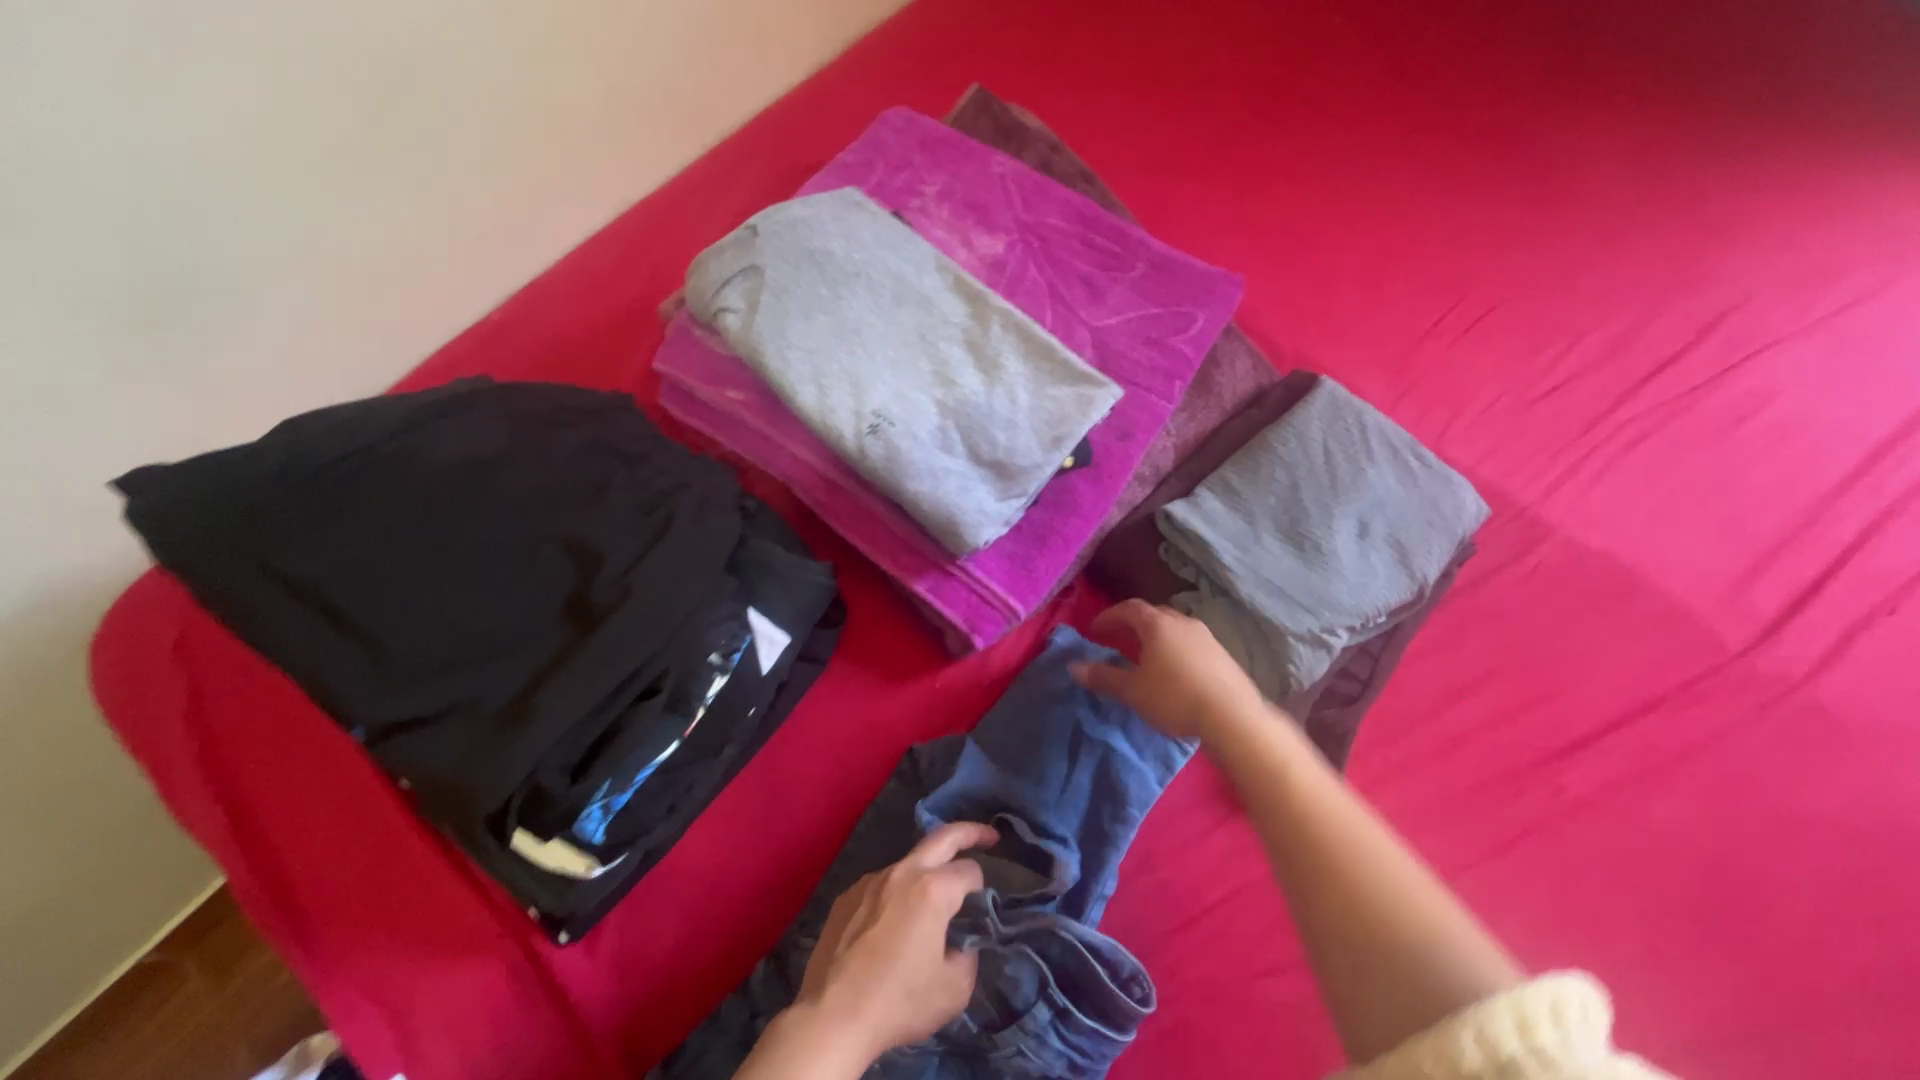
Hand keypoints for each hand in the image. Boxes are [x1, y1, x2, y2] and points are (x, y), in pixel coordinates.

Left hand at [789, 821, 999, 1063]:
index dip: (982, 888)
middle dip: (969, 833)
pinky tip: (892, 925)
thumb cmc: (899, 1002)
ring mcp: (868, 882)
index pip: (970, 871)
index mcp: (933, 889)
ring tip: (931, 904)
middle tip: (988, 836)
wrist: (832, 1016)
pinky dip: (895, 894)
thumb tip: (961, 944)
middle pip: (941, 838)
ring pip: (907, 864)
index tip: (981, 909)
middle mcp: (901, 874)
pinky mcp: (845, 898)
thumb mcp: (954, 989)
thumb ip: (968, 956)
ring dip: (926, 872)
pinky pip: (880, 886)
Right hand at [1072, 599, 1268, 739]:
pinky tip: (1173, 672)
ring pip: (1174, 628)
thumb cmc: (1175, 698)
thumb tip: (1073, 667)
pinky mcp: (1222, 654)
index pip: (1129, 608)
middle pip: (1153, 614)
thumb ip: (1102, 677)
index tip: (1094, 630)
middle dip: (1132, 624)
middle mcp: (1183, 622)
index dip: (1109, 617)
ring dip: (1156, 637)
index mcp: (1158, 625)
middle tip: (1118, 640)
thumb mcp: (1132, 691)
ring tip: (1145, 657)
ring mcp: (1206, 636)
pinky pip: (1190, 643)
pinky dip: (1174, 649)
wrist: (1232, 717)